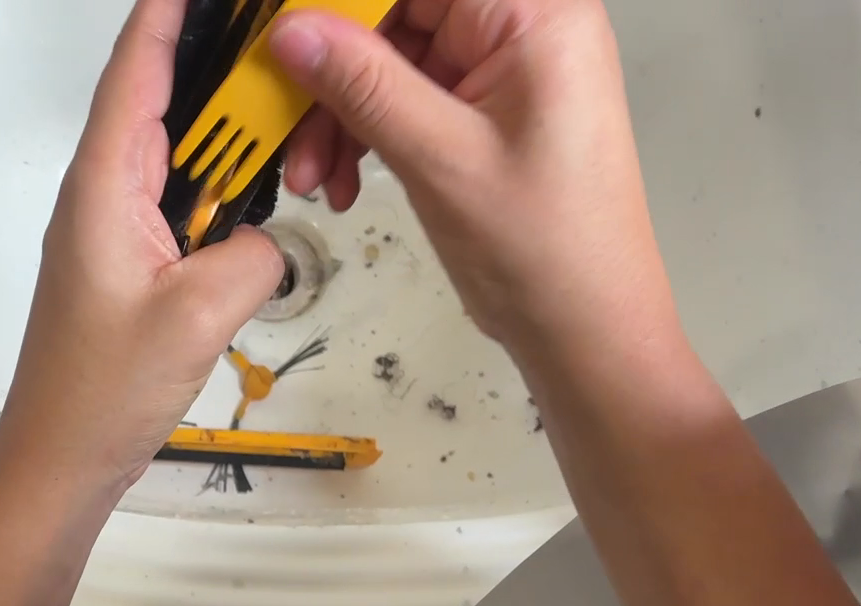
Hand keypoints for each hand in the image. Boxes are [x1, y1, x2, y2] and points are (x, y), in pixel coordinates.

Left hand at [0, 0, 284, 504]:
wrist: (59, 466)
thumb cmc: (104, 395)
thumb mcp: (199, 315)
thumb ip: (256, 254)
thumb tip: (271, 239)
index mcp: (102, 186)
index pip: (138, 63)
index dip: (176, 8)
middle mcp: (100, 200)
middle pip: (162, 103)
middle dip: (224, 73)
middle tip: (287, 65)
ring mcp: (112, 242)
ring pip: (174, 166)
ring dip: (226, 149)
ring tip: (287, 130)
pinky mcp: (126, 280)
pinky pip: (176, 219)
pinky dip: (217, 207)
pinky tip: (253, 215)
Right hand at [269, 0, 681, 364]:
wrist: (577, 320)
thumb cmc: (532, 239)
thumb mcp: (439, 157)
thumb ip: (364, 87)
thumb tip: (290, 28)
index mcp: (530, 10)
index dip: (342, 12)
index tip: (282, 53)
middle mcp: (515, 26)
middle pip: (396, 24)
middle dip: (333, 85)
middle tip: (293, 151)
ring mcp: (494, 76)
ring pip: (389, 72)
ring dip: (339, 125)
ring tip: (314, 186)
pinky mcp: (475, 120)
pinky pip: (401, 111)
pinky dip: (363, 145)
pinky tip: (345, 188)